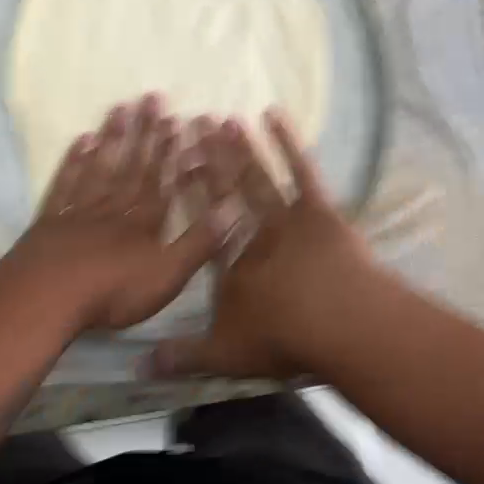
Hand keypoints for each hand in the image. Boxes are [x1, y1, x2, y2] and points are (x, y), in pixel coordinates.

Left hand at [0, 95, 224, 333]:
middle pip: (132, 166)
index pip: (160, 181)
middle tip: (152, 98)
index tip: (178, 121)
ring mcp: (79, 211)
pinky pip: (65, 184)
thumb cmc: (113, 291)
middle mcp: (113, 208)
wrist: (47, 297)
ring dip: (112, 138)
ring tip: (120, 107)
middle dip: (145, 133)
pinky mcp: (50, 220)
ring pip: (99, 167)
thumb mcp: (167, 274)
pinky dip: (73, 161)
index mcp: (143, 223)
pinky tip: (81, 140)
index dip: (170, 153)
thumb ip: (199, 243)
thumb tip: (233, 208)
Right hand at [147, 110, 386, 379]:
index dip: (187, 192)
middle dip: (208, 159)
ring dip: (240, 148)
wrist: (346, 326)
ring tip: (221, 118)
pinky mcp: (322, 211)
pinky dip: (288, 142)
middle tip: (190, 124)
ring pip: (257, 175)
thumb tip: (137, 368)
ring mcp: (289, 218)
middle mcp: (254, 233)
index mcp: (230, 263)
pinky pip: (302, 170)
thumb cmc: (285, 338)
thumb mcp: (225, 354)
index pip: (203, 221)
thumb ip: (183, 357)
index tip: (172, 163)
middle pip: (226, 190)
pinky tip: (273, 114)